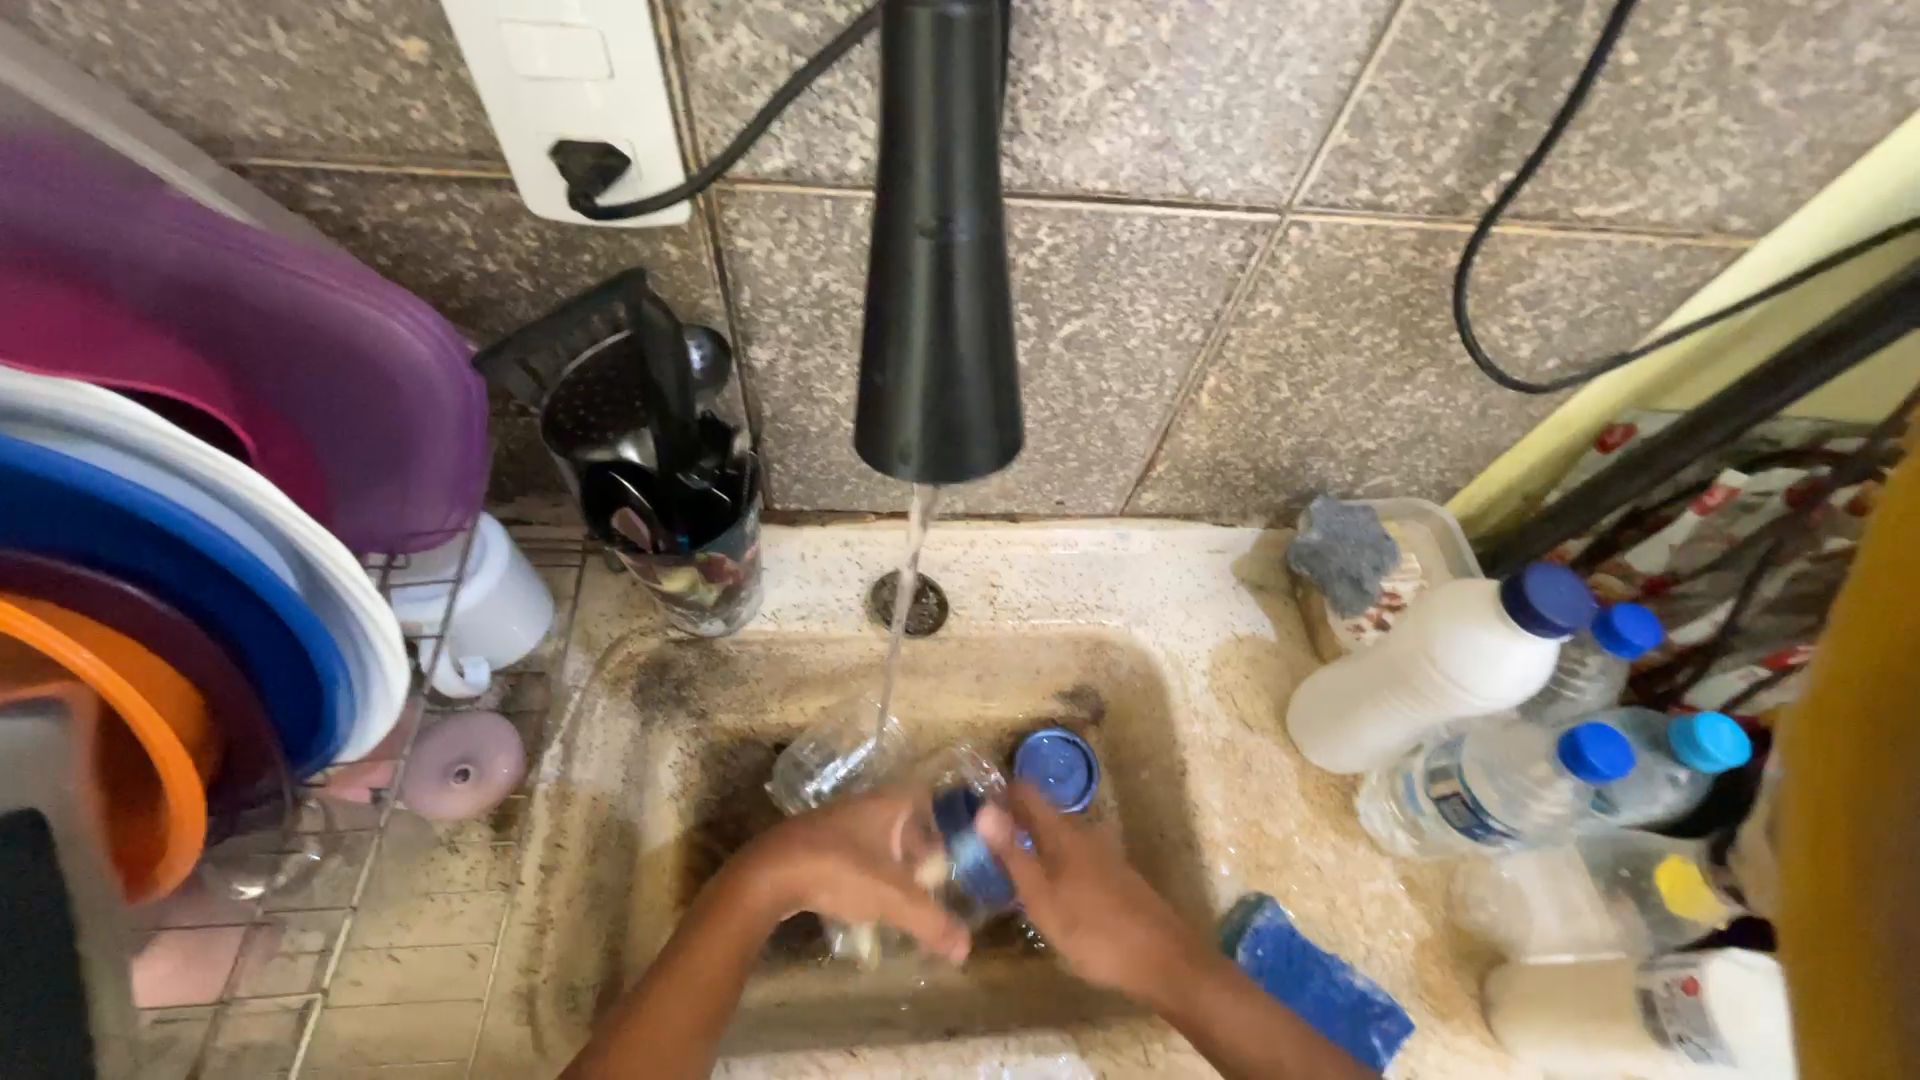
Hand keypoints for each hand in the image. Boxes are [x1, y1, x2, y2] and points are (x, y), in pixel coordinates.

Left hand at [729, 788, 970, 963]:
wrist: (767, 874)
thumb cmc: (839, 870)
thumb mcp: (893, 897)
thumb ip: (931, 921)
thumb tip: (965, 949)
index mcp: (887, 803)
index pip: (925, 797)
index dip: (942, 819)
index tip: (953, 848)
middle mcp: (862, 805)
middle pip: (900, 819)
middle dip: (916, 847)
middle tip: (931, 878)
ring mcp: (833, 823)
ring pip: (873, 837)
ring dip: (888, 861)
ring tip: (900, 892)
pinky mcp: (810, 844)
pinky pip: (849, 852)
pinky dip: (861, 871)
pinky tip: (861, 899)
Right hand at [976, 783, 1208, 1005]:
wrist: (1163, 959)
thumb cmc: (1094, 930)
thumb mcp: (1042, 898)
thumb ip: (1012, 853)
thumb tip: (983, 808)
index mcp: (1063, 832)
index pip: (1026, 792)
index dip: (1000, 792)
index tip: (973, 805)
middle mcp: (1084, 833)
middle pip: (1043, 813)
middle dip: (1014, 820)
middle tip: (983, 841)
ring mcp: (1103, 853)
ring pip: (1059, 836)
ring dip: (1034, 842)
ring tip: (1009, 866)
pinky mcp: (1115, 875)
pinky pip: (1073, 855)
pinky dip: (1053, 861)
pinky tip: (1047, 888)